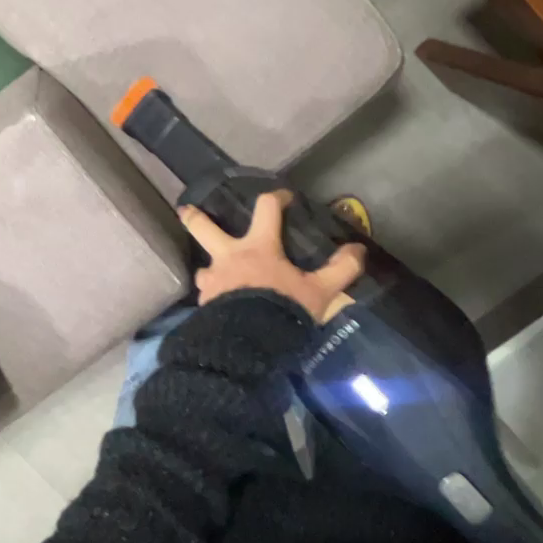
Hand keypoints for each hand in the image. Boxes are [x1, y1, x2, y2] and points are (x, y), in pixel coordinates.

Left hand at [179, 191, 365, 323]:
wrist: (247, 345)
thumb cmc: (283, 310)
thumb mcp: (319, 292)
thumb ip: (340, 270)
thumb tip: (357, 249)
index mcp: (258, 247)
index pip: (266, 209)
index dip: (276, 197)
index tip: (283, 197)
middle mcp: (228, 257)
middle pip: (203, 228)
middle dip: (194, 217)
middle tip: (185, 210)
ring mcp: (212, 281)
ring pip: (203, 265)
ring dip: (209, 266)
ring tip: (215, 274)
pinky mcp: (203, 304)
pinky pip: (206, 294)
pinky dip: (213, 294)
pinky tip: (219, 303)